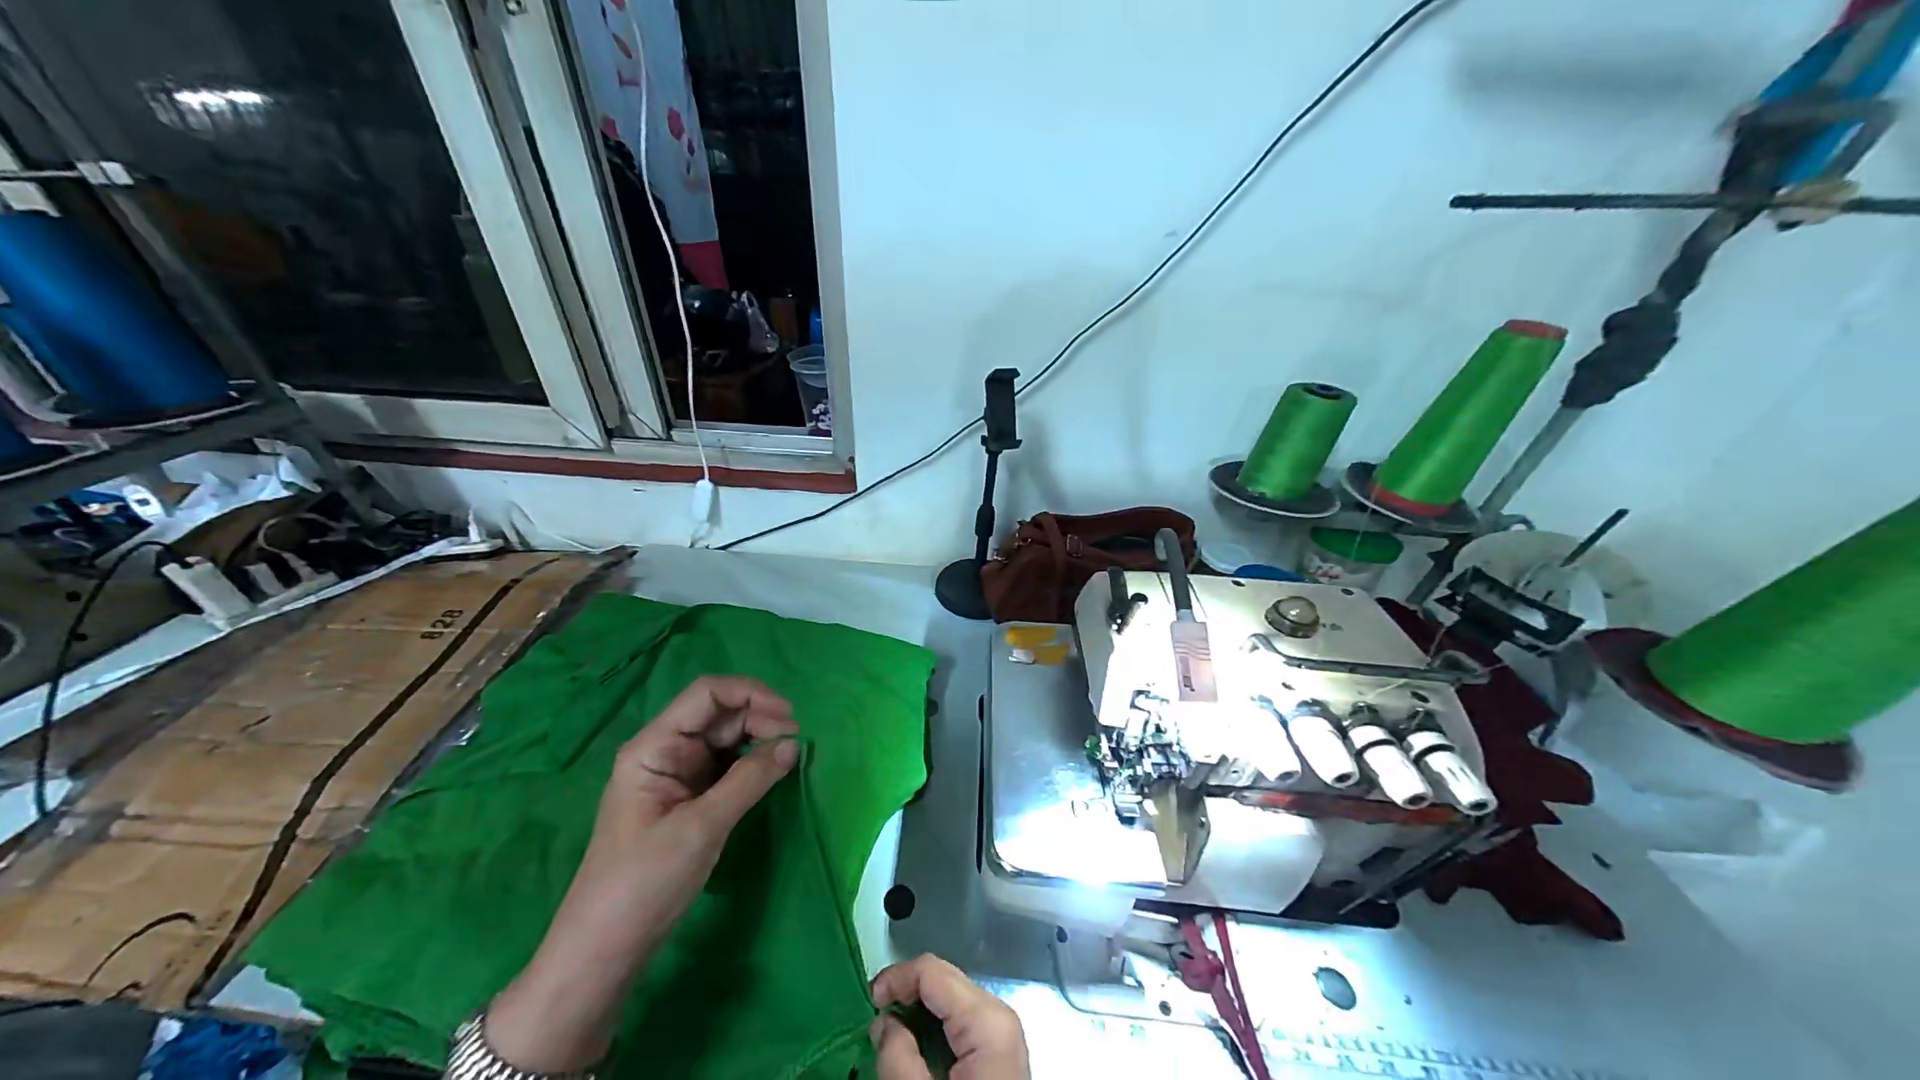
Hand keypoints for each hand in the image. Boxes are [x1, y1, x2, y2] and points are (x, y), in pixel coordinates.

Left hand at [486, 676, 798, 1071]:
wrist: (605, 947)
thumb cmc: (645, 882)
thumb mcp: (702, 828)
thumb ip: (749, 780)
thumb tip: (794, 744)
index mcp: (654, 746)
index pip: (707, 694)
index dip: (752, 694)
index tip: (790, 717)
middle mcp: (666, 751)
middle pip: (720, 714)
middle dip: (762, 718)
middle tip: (799, 744)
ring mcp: (677, 775)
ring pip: (727, 739)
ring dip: (761, 740)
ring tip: (793, 756)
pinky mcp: (688, 799)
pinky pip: (726, 767)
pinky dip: (753, 764)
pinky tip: (774, 772)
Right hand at [870, 954, 1028, 1079]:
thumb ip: (898, 1056)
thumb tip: (884, 1023)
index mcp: (985, 1019)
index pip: (932, 971)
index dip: (895, 978)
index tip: (867, 1005)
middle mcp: (998, 1014)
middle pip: (943, 981)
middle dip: (906, 994)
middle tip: (874, 1022)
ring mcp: (1002, 1032)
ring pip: (950, 999)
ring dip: (917, 1011)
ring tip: (889, 1036)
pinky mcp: (999, 1050)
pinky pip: (961, 1021)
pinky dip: (934, 1027)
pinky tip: (915, 1048)